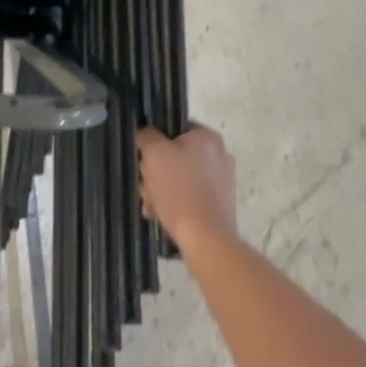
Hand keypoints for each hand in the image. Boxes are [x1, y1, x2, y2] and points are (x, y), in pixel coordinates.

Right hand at [136, 125, 238, 251]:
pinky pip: (189, 196)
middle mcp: (219, 155)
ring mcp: (221, 181)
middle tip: (146, 185)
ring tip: (151, 206)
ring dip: (159, 190)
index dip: (154, 141)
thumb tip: (146, 134)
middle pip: (173, 155)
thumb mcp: (154, 153)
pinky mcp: (218, 204)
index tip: (144, 157)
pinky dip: (173, 203)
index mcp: (207, 137)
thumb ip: (147, 136)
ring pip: (178, 178)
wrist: (206, 238)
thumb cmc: (179, 189)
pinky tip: (161, 215)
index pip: (173, 128)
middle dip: (154, 172)